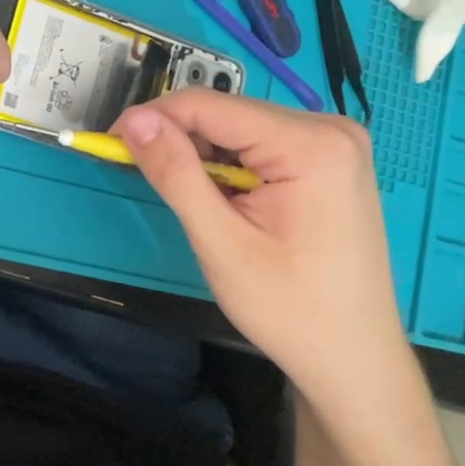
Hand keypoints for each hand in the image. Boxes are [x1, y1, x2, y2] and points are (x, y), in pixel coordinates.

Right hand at [113, 91, 406, 395]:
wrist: (353, 359)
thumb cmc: (290, 309)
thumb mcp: (221, 242)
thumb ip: (176, 173)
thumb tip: (133, 120)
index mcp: (311, 145)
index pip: (209, 105)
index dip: (152, 118)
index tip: (110, 143)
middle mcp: (329, 128)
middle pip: (224, 111)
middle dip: (179, 139)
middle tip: (150, 179)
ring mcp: (333, 142)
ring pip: (236, 125)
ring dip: (202, 154)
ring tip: (197, 200)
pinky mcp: (329, 158)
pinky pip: (257, 141)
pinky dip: (228, 163)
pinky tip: (226, 199)